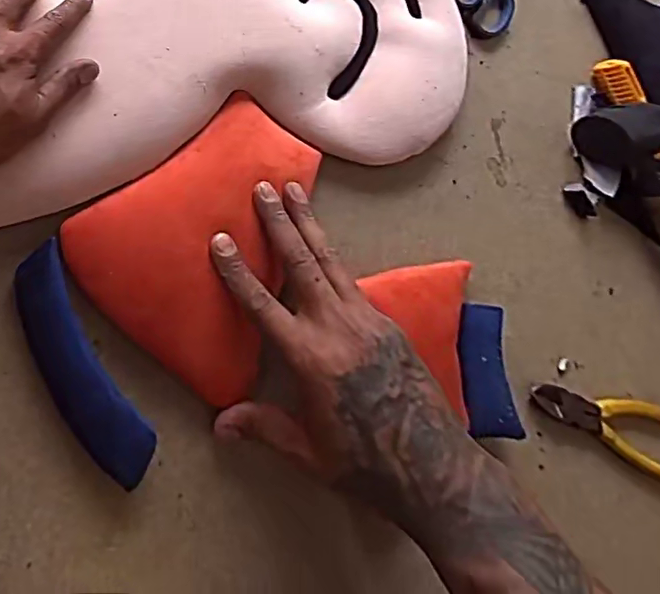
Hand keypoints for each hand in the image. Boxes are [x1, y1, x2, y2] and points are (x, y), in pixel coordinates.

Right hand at [210, 183, 606, 593]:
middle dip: (279, 222)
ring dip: (308, 223)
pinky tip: (322, 243)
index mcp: (309, 357)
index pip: (262, 304)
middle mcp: (336, 327)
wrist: (441, 473)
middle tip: (264, 187)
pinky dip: (330, 253)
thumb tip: (218, 426)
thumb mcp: (309, 452)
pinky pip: (350, 278)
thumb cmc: (367, 465)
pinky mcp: (386, 323)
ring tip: (294, 191)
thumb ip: (263, 428)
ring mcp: (365, 320)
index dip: (238, 271)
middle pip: (300, 263)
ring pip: (328, 260)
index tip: (221, 239)